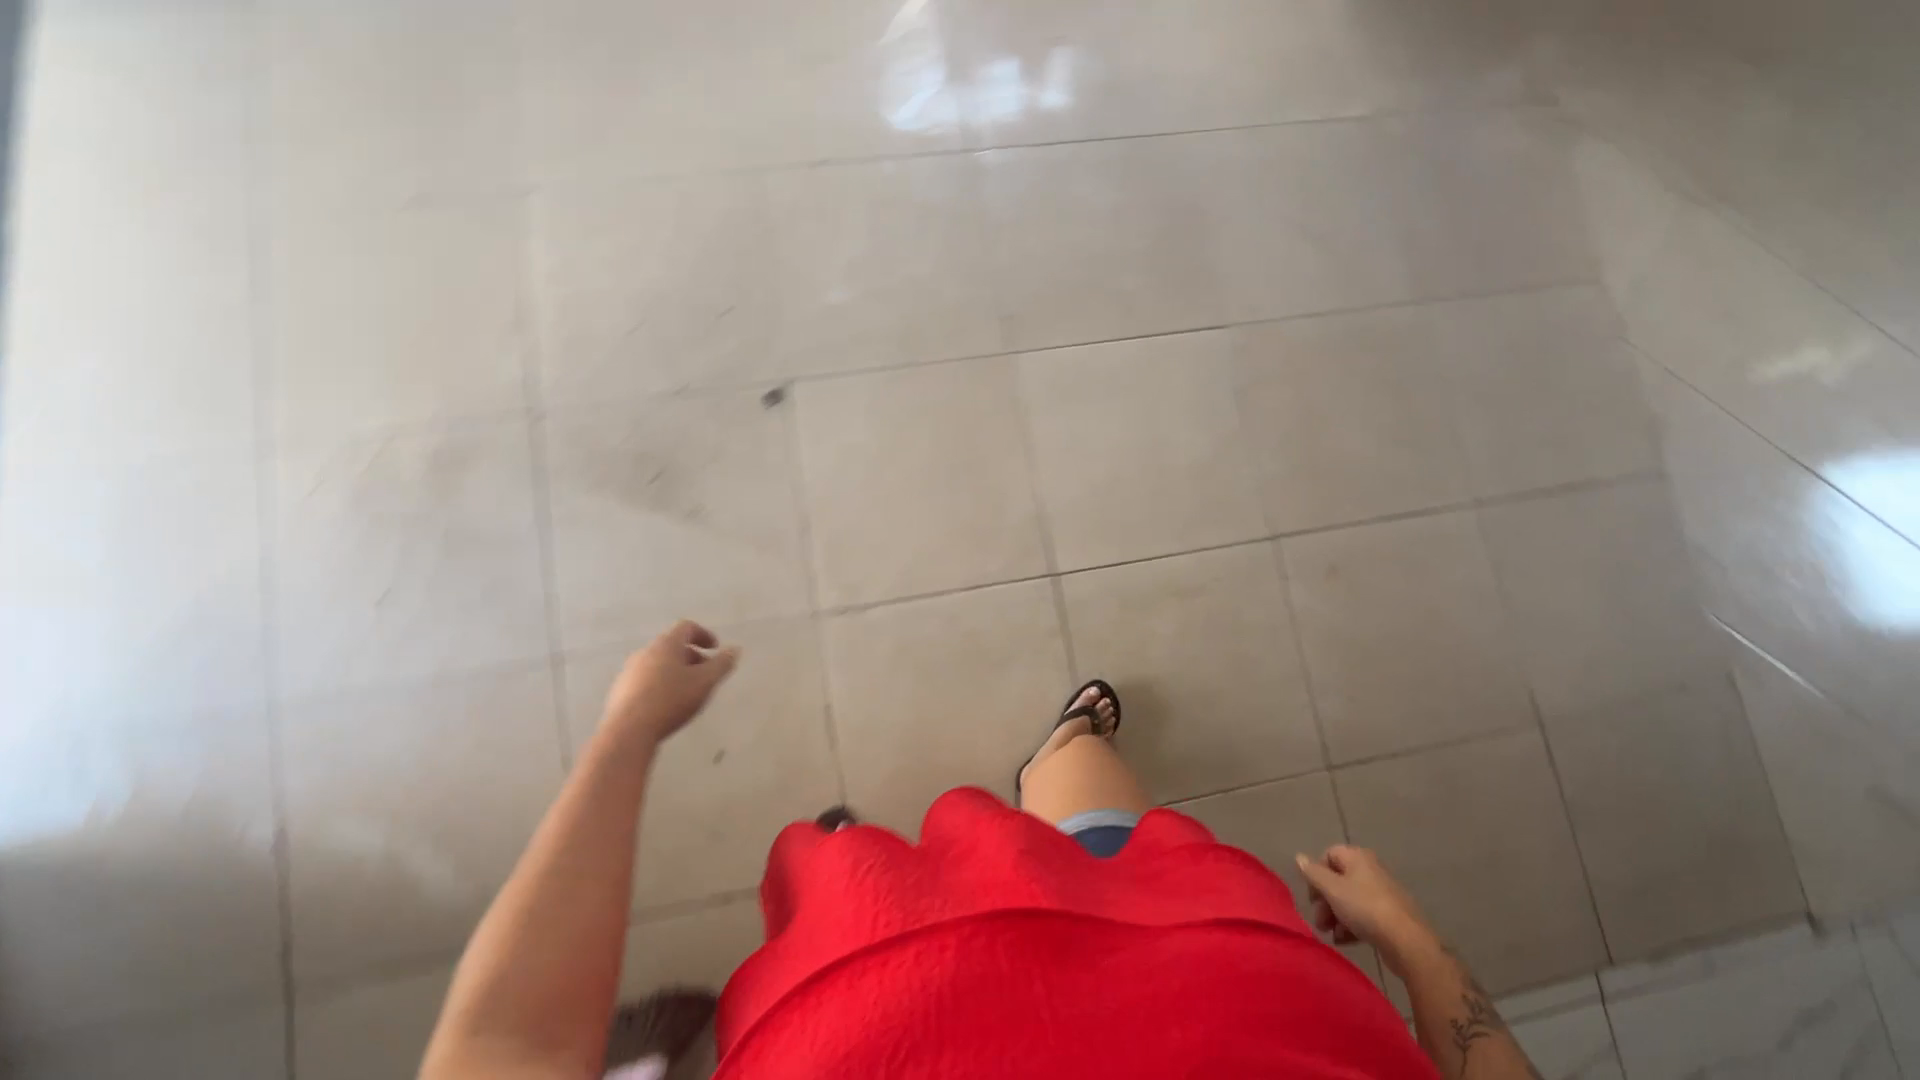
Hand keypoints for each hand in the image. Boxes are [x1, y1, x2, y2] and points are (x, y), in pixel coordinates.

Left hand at [602, 621, 739, 747]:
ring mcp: (629, 671)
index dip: (704, 635)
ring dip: (675, 672)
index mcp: (666, 645)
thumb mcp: (705, 682)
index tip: (715, 649)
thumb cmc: (671, 700)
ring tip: (687, 693)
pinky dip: (660, 685)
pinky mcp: (620, 691)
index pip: (687, 627)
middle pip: (672, 646)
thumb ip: (722, 664)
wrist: (628, 730)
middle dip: (692, 657)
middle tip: (705, 674)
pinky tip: (666, 706)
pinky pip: (645, 681)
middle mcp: (645, 652)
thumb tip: (734, 649)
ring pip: (658, 664)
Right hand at [1295, 845, 1442, 975]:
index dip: (1316, 874)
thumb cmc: (1365, 908)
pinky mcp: (1390, 915)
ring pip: (1350, 900)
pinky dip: (1351, 926)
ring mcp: (1382, 894)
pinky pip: (1364, 915)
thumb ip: (1313, 873)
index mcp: (1357, 858)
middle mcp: (1371, 870)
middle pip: (1338, 880)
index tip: (1313, 896)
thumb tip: (1299, 857)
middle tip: (1320, 920)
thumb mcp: (1332, 889)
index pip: (1328, 855)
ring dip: (1335, 916)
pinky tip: (1344, 941)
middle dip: (1324, 901)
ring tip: (1331, 934)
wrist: (1407, 942)